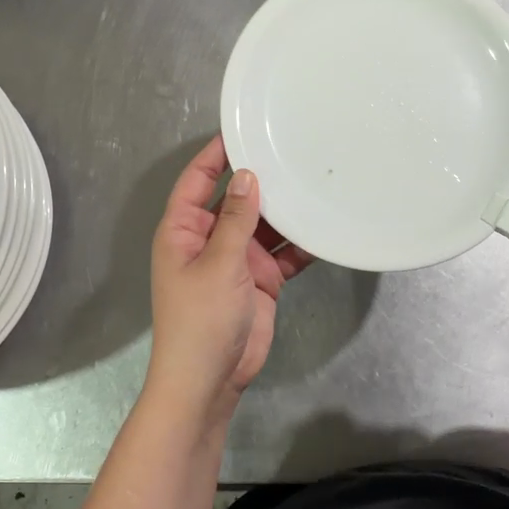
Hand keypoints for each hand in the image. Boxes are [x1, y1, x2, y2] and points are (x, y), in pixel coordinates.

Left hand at [148, 137, 313, 418]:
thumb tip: (247, 177)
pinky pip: (283, 254)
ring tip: (316, 181)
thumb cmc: (201, 319)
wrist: (210, 379)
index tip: (243, 129)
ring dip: (285, 211)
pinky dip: (301, 244)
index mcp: (183, 230)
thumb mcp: (217, 264)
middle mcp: (209, 239)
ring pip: (263, 225)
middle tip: (294, 149)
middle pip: (236, 200)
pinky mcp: (260, 280)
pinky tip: (325, 227)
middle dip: (260, 179)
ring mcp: (236, 260)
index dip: (216, 155)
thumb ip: (235, 220)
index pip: (197, 181)